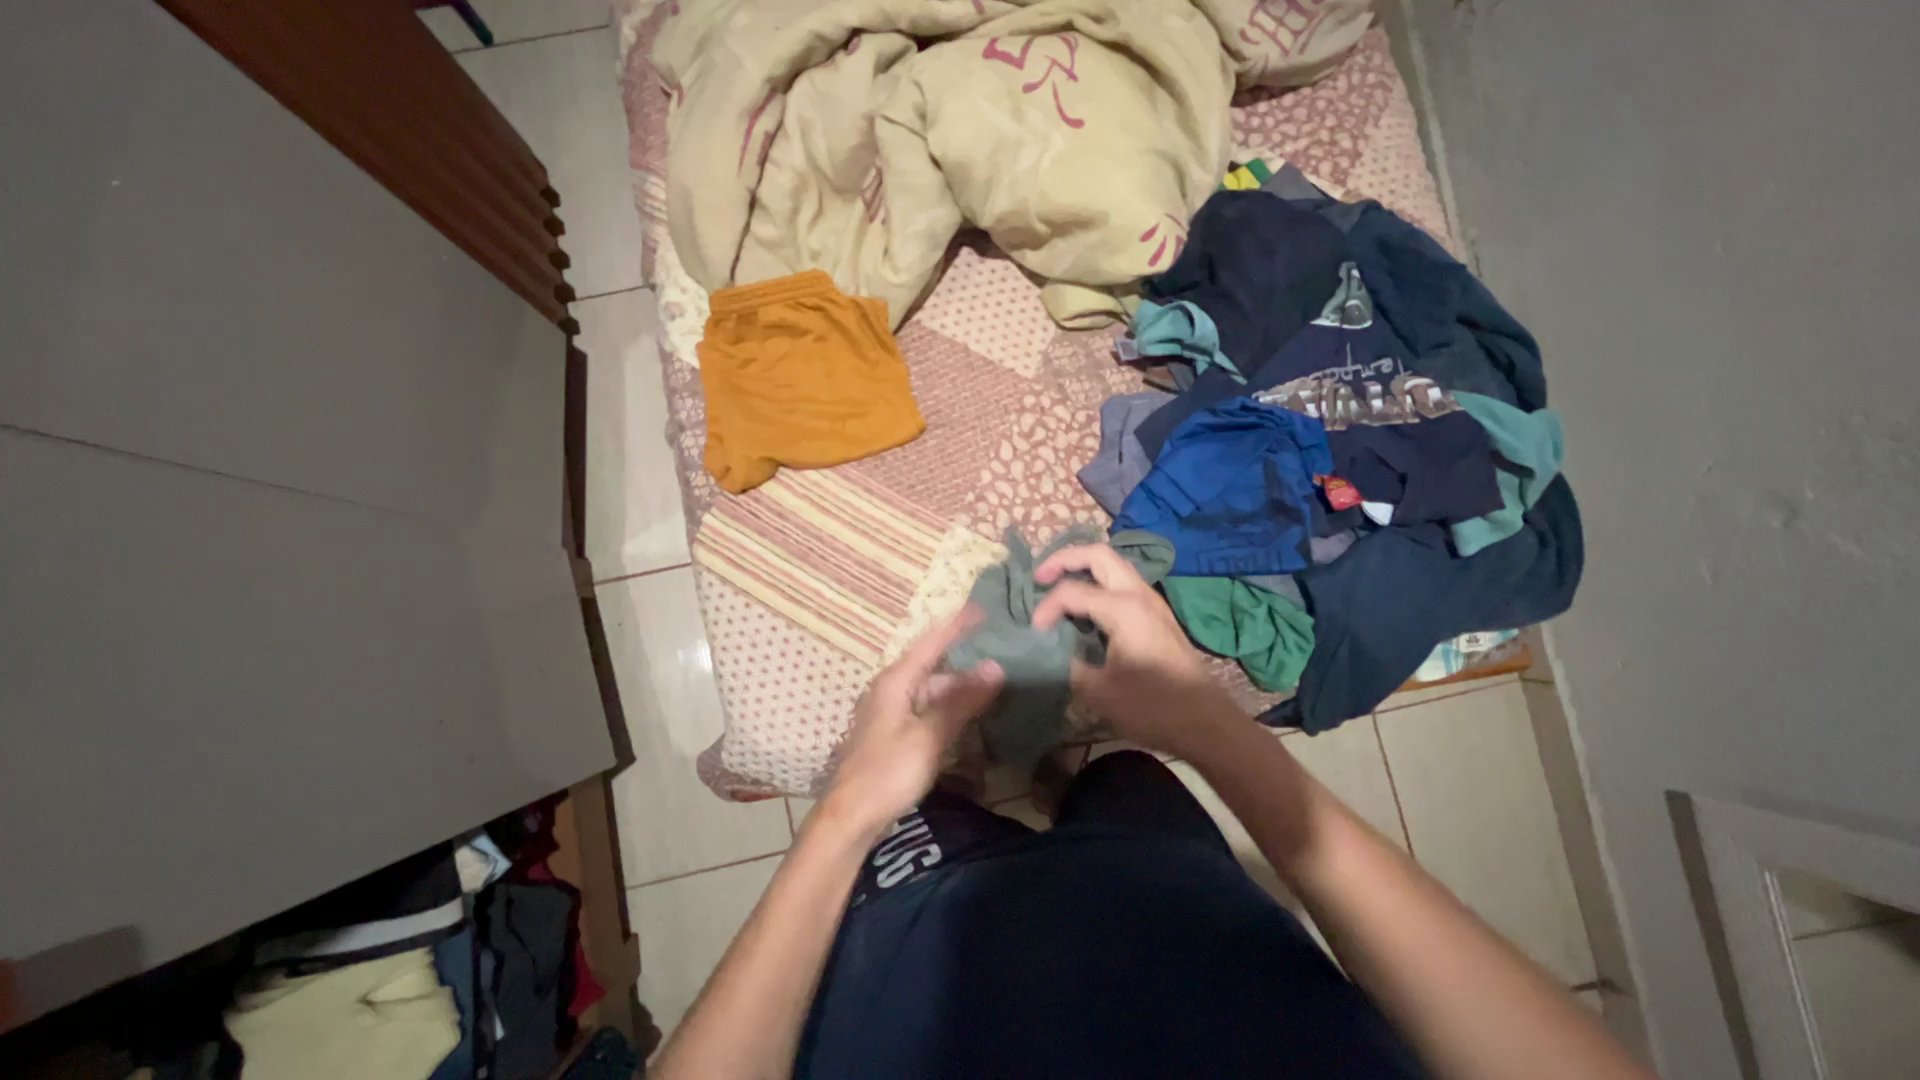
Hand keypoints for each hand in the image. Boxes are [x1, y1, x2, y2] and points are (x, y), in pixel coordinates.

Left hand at [819, 607, 1004, 835]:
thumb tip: (996, 667)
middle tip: (1002, 656)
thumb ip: (962, 701)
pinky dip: (949, 710)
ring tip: (995, 687)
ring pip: (931, 692)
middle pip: (933, 668)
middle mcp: (891, 691)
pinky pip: (926, 712)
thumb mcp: (930, 735)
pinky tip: (970, 719)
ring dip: (960, 690)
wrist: (850, 817)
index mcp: (896, 681)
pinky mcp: (893, 737)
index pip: (931, 642)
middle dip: (966, 662)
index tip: (982, 608)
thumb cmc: (888, 772)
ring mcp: (890, 714)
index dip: (957, 625)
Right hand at [1029, 544, 1233, 756]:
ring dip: (1084, 568)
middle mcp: (1138, 594)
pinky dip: (1099, 582)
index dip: (1046, 608)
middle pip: (1098, 554)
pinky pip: (1123, 583)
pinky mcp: (1157, 615)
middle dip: (1064, 559)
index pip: (1071, 592)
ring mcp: (1152, 602)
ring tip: (1059, 586)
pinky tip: (1086, 606)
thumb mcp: (1099, 693)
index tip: (1034, 633)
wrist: (1205, 722)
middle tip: (1039, 577)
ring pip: (1114, 565)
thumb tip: (1050, 652)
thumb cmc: (1151, 707)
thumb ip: (1068, 665)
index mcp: (1122, 609)